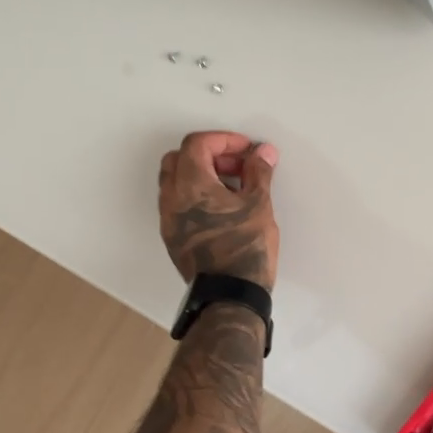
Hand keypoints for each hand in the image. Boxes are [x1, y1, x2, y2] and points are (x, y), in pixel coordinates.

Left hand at [159, 132, 279, 287]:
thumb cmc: (244, 250)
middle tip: (238, 164)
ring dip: (201, 174)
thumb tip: (263, 153)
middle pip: (180, 158)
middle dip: (210, 154)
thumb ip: (259, 172)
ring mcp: (169, 218)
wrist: (230, 293)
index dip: (224, 140)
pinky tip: (222, 207)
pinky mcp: (173, 236)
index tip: (246, 149)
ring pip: (176, 180)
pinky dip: (196, 194)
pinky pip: (178, 202)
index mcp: (191, 185)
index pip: (198, 144)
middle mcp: (172, 198)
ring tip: (232, 187)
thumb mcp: (259, 205)